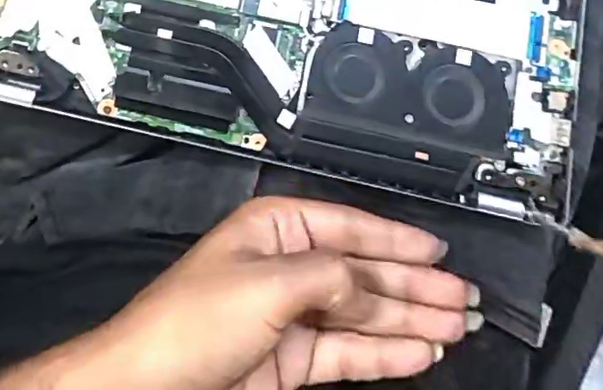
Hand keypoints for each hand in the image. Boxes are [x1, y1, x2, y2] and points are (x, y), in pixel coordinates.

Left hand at [0, 197, 480, 389]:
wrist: (143, 389)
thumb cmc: (186, 322)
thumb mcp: (268, 286)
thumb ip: (329, 279)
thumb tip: (370, 285)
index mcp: (280, 228)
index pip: (352, 228)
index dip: (397, 239)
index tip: (436, 250)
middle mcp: (290, 264)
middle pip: (365, 272)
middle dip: (414, 285)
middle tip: (460, 297)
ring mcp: (294, 314)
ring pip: (364, 314)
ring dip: (409, 321)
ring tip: (452, 326)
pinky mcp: (292, 359)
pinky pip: (349, 351)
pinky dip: (384, 353)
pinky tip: (415, 353)